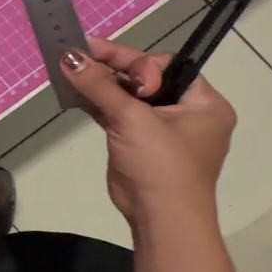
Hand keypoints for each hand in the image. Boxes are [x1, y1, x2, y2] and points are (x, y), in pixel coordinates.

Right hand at [60, 37, 236, 228]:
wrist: (159, 215)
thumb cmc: (161, 164)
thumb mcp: (132, 119)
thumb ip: (99, 85)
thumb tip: (68, 55)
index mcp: (203, 103)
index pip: (167, 65)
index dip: (139, 65)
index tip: (112, 68)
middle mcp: (184, 111)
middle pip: (144, 76)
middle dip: (112, 67)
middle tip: (77, 56)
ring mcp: (159, 126)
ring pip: (125, 92)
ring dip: (99, 82)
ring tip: (68, 70)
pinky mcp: (135, 138)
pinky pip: (114, 109)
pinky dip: (94, 100)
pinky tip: (72, 91)